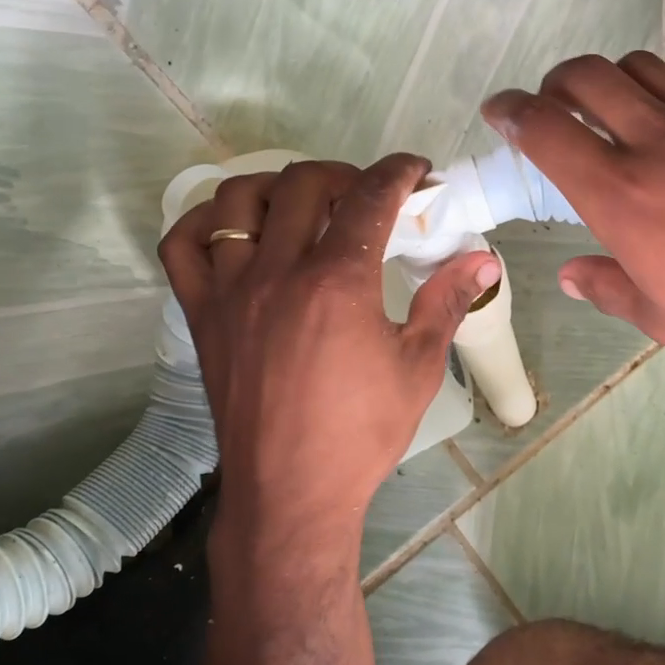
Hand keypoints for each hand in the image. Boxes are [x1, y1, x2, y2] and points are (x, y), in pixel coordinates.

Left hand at [158, 155, 500, 542]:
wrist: (291, 492)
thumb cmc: (362, 433)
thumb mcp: (418, 367)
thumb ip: (446, 301)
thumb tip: (482, 259)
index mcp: (338, 283)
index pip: (369, 198)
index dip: (398, 173)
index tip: (417, 172)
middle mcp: (278, 273)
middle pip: (304, 184)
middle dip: (344, 174)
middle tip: (368, 196)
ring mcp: (231, 291)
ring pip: (238, 200)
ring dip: (277, 186)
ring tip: (304, 204)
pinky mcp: (202, 315)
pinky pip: (183, 245)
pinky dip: (205, 222)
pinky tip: (236, 230)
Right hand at [480, 52, 664, 379]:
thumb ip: (609, 290)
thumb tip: (571, 276)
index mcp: (622, 196)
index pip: (545, 131)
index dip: (510, 112)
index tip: (499, 111)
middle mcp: (658, 141)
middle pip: (587, 76)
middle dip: (556, 83)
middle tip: (555, 106)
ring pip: (642, 66)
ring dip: (614, 79)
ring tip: (618, 109)